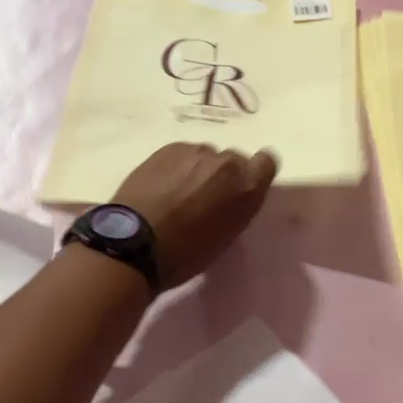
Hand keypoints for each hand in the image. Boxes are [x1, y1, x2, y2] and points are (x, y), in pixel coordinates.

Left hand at [112, 144, 278, 288]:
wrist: (135, 244)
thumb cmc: (186, 253)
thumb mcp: (226, 235)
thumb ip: (237, 206)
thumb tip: (231, 195)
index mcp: (247, 186)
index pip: (266, 162)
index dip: (254, 173)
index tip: (240, 189)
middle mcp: (227, 162)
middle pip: (234, 159)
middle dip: (223, 175)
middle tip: (205, 197)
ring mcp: (196, 151)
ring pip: (206, 155)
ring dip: (198, 169)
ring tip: (178, 193)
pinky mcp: (168, 148)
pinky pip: (182, 153)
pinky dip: (177, 166)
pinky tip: (161, 186)